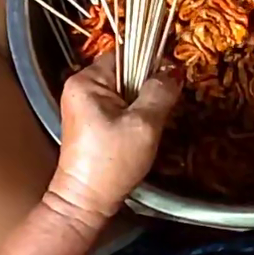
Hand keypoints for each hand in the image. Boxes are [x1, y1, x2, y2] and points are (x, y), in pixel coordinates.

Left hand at [46, 57, 180, 225]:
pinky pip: (118, 105)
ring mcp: (83, 105)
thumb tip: (174, 70)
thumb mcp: (143, 124)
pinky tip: (144, 129)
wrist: (85, 201)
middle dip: (147, 84)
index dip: (150, 61)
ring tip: (156, 119)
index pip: (125, 54)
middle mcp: (79, 87)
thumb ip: (160, 92)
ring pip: (124, 89)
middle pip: (125, 71)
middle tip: (165, 103)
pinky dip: (134, 113)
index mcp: (86, 80)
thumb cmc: (111, 162)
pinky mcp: (90, 122)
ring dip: (143, 101)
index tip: (171, 77)